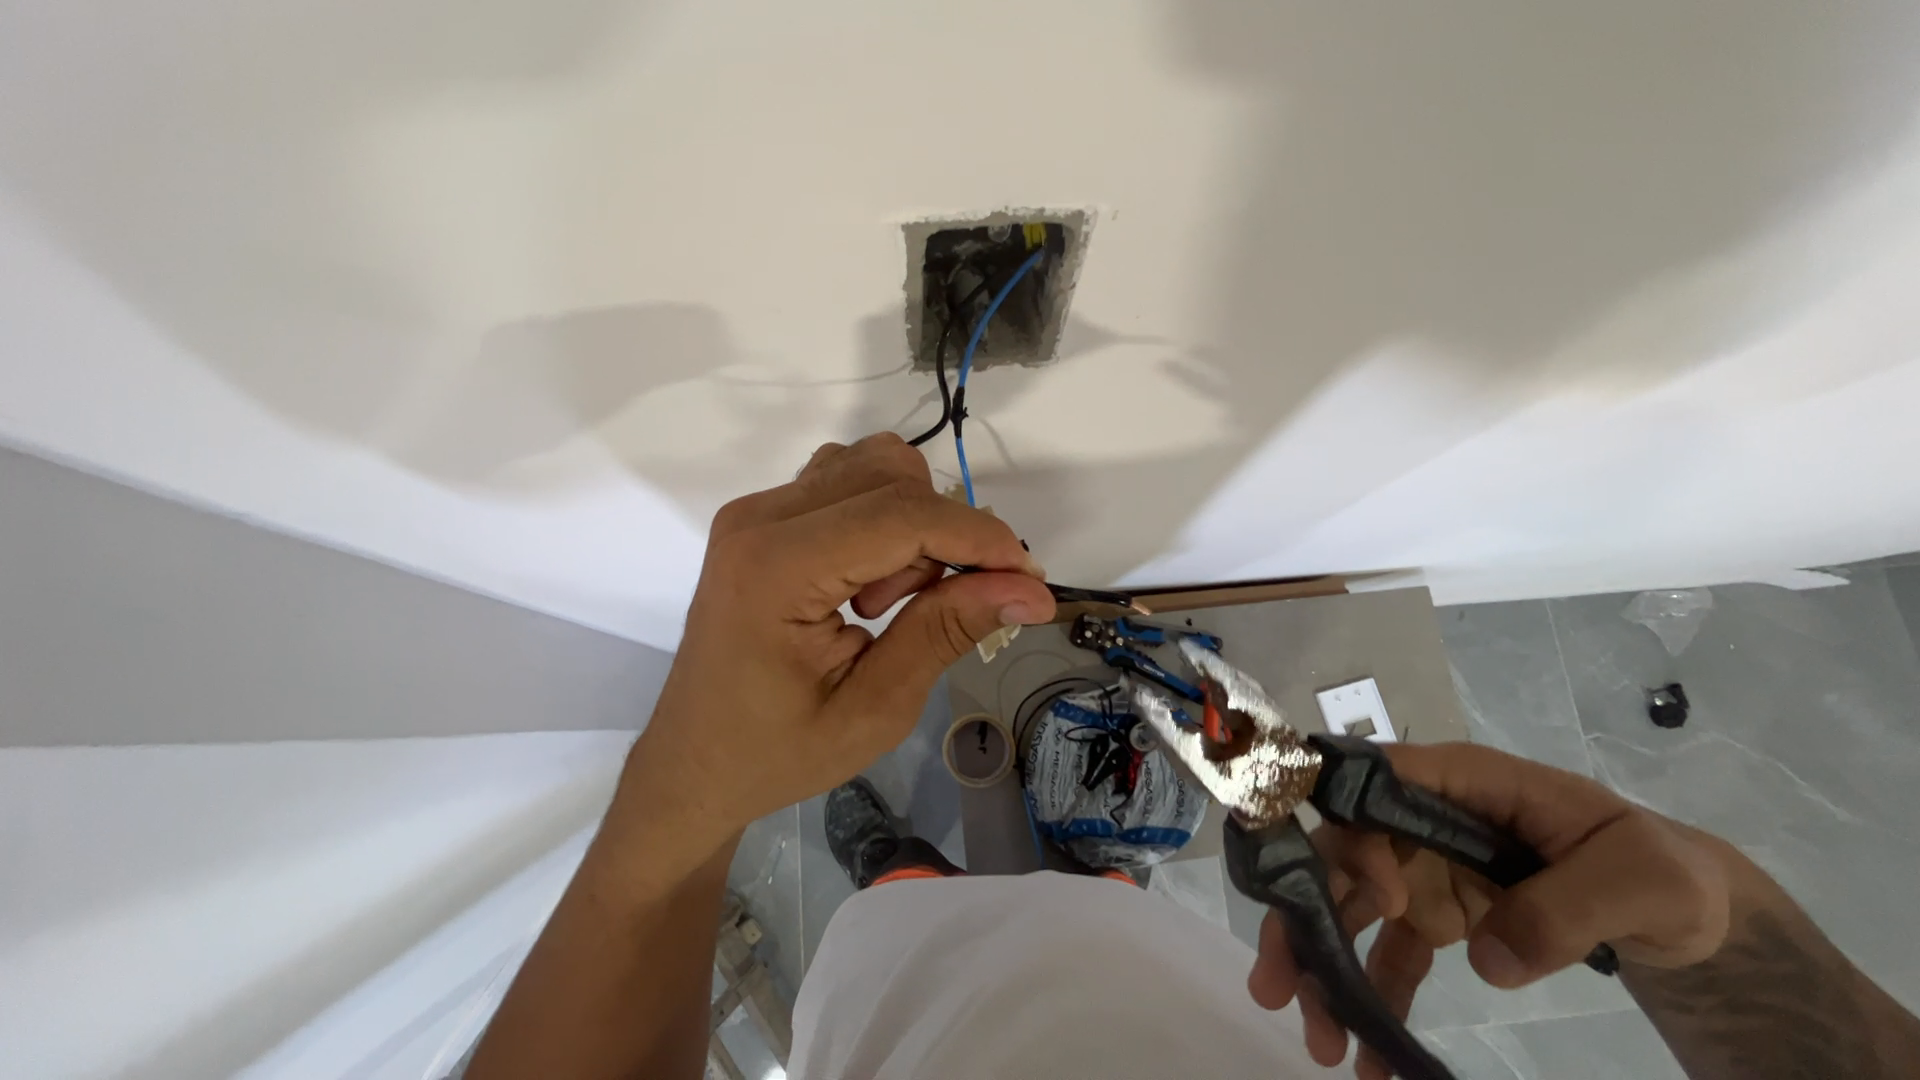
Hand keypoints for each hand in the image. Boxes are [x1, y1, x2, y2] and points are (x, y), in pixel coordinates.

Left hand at [610, 434, 1053, 866]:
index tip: (1029, 578)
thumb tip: (1028, 588)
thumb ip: (946, 631)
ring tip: (884, 602)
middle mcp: (760, 518)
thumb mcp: (875, 709)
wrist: (694, 764)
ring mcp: (756, 512)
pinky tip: (863, 583)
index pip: (901, 515)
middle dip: (939, 535)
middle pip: (890, 474)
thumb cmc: (777, 752)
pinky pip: (846, 483)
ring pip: (872, 467)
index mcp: (776, 568)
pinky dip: (881, 520)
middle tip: (924, 609)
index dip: (978, 537)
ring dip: (908, 525)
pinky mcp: (761, 519)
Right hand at [1247, 742, 1738, 1077]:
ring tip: (1317, 1039)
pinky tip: (1368, 1057)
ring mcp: (1420, 869)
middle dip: (1300, 914)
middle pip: (1335, 851)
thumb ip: (1564, 909)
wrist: (1686, 913)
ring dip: (1321, 967)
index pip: (1378, 786)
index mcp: (1462, 783)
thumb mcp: (1642, 881)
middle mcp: (1420, 819)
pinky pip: (1388, 956)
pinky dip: (1373, 1002)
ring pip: (1344, 907)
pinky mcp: (1433, 917)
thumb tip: (1486, 960)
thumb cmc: (1663, 871)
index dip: (1361, 833)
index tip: (1386, 903)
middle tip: (1280, 983)